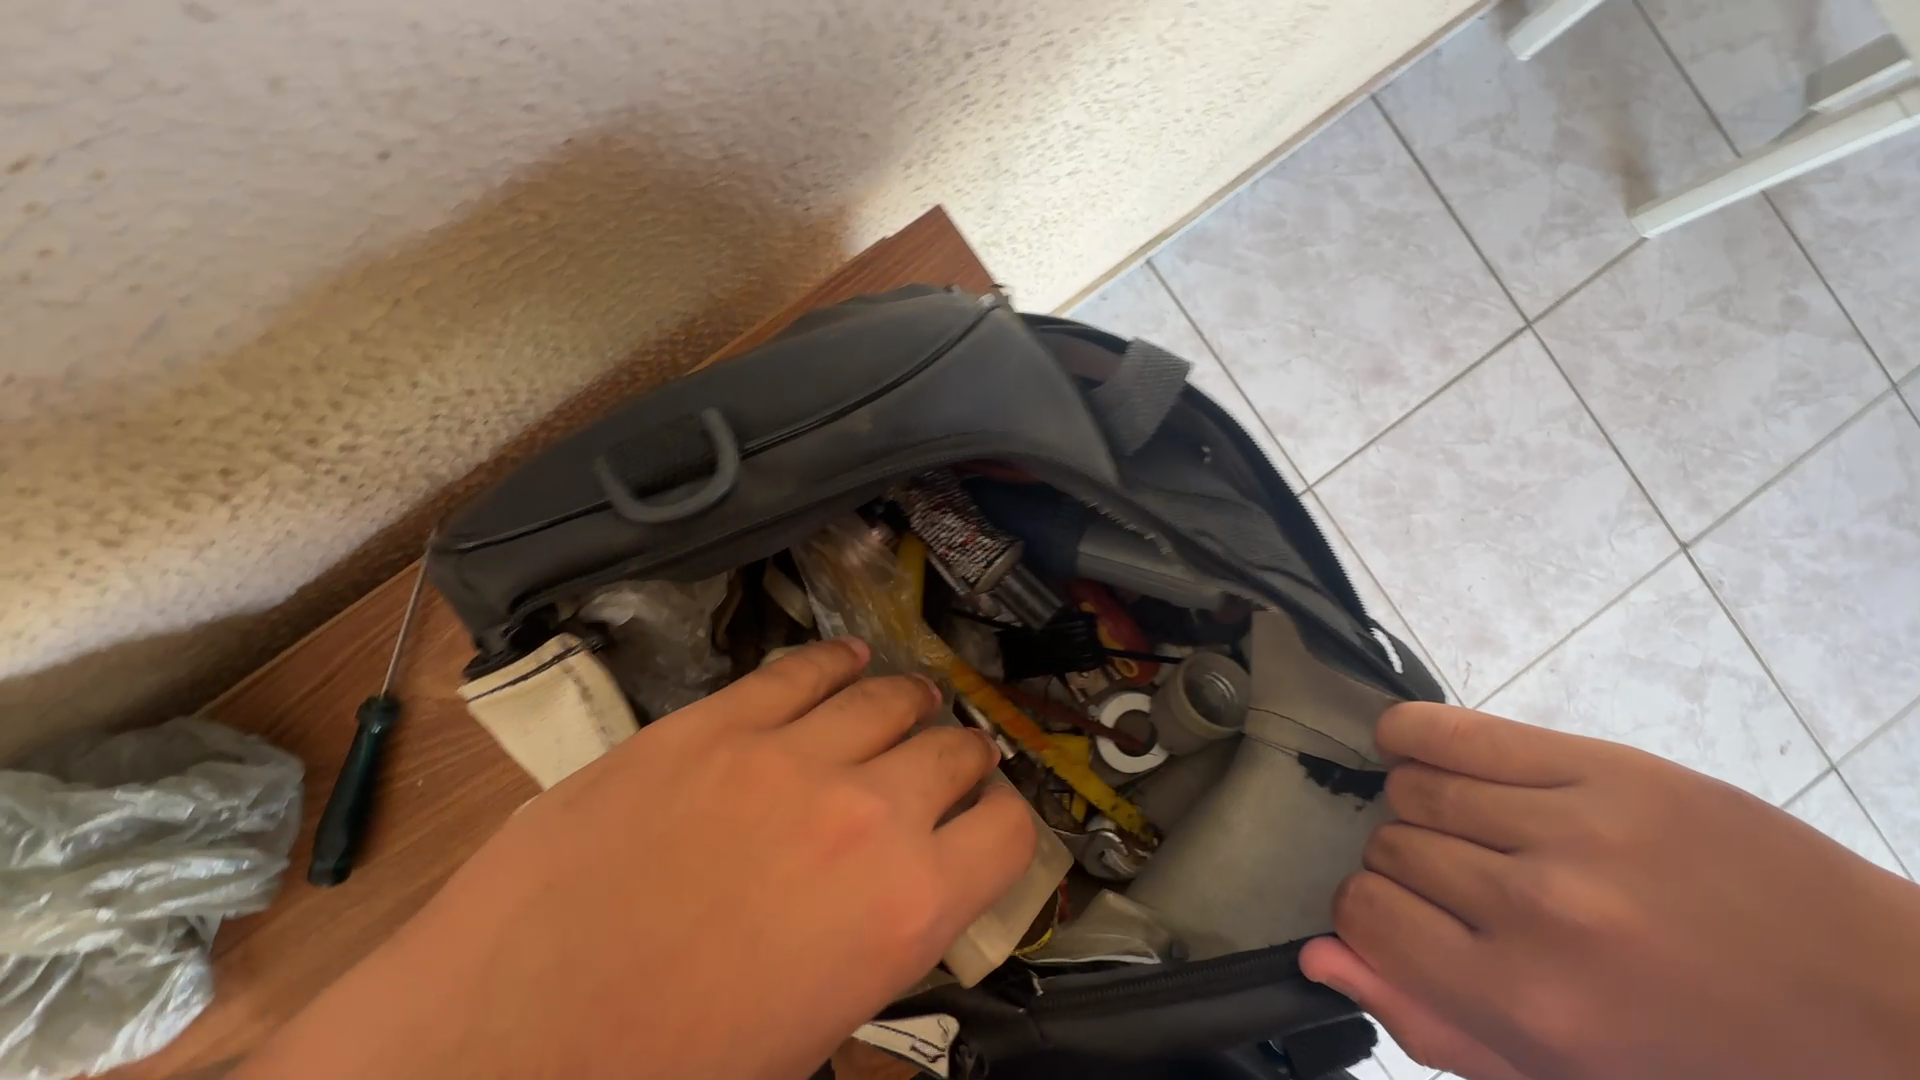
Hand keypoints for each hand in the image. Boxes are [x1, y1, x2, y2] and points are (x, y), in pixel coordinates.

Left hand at [239, 638, 1036, 1079]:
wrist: (507, 1043)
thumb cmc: (673, 1067)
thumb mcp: (818, 1024)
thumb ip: (881, 936)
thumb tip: (900, 884)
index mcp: (904, 906)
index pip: (1009, 829)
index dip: (1005, 823)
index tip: (986, 821)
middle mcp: (864, 811)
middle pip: (954, 749)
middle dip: (962, 759)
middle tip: (948, 764)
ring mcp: (782, 754)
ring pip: (885, 696)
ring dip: (910, 704)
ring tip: (909, 707)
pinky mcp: (708, 723)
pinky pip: (797, 670)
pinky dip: (834, 661)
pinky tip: (847, 660)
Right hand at [1300, 702, 1919, 1079]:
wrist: (1877, 1002)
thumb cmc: (1699, 1054)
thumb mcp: (1558, 1073)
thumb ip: (1425, 1020)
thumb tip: (1316, 954)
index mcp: (1529, 1002)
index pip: (1367, 914)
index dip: (1370, 913)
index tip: (1405, 917)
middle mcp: (1541, 909)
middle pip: (1389, 847)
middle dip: (1406, 866)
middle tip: (1460, 885)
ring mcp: (1576, 827)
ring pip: (1412, 787)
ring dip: (1418, 807)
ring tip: (1468, 828)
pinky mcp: (1604, 767)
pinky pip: (1449, 730)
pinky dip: (1411, 736)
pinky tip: (1417, 752)